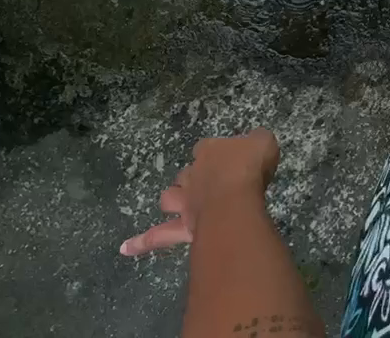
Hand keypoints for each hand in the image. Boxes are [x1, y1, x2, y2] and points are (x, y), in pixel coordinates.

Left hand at [120, 129, 280, 255]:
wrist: (234, 200)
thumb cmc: (250, 167)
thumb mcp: (264, 141)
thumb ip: (256, 140)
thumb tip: (254, 141)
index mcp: (210, 150)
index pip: (206, 147)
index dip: (215, 151)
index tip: (229, 157)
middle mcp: (192, 174)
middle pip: (186, 173)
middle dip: (193, 177)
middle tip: (210, 182)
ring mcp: (184, 201)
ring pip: (169, 198)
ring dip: (173, 200)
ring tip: (179, 203)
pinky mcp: (181, 226)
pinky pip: (158, 235)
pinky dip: (142, 242)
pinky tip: (125, 249)